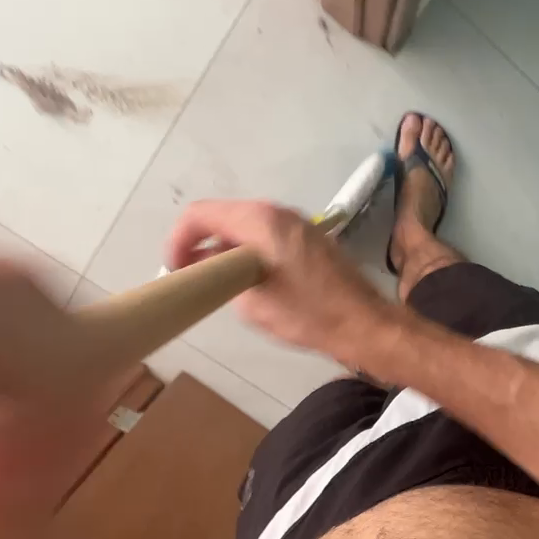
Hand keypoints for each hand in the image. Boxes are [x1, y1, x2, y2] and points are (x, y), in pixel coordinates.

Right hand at [166, 199, 417, 363]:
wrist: (365, 325)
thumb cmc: (309, 315)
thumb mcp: (252, 304)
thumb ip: (222, 278)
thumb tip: (214, 269)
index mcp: (260, 220)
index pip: (202, 214)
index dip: (179, 239)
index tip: (174, 267)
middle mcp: (279, 213)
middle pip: (225, 217)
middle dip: (203, 243)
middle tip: (192, 275)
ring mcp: (300, 225)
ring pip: (248, 228)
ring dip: (228, 250)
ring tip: (218, 281)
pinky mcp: (313, 241)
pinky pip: (270, 238)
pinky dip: (252, 253)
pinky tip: (251, 281)